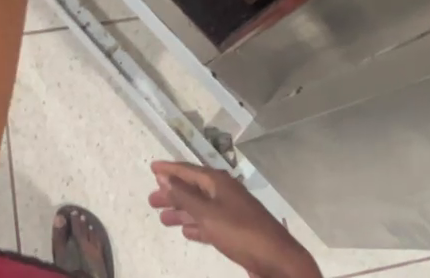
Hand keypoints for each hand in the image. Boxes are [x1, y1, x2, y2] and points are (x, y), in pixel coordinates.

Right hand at [148, 161, 320, 277]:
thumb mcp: (208, 214)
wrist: (278, 261)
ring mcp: (231, 212)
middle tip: (151, 200)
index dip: (169, 169)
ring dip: (182, 211)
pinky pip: (210, 223)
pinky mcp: (236, 231)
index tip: (152, 168)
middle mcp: (224, 192)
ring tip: (163, 219)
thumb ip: (185, 196)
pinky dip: (197, 226)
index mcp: (218, 182)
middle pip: (193, 188)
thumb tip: (165, 176)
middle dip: (172, 193)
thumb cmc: (241, 232)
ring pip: (200, 207)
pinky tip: (187, 232)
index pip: (188, 170)